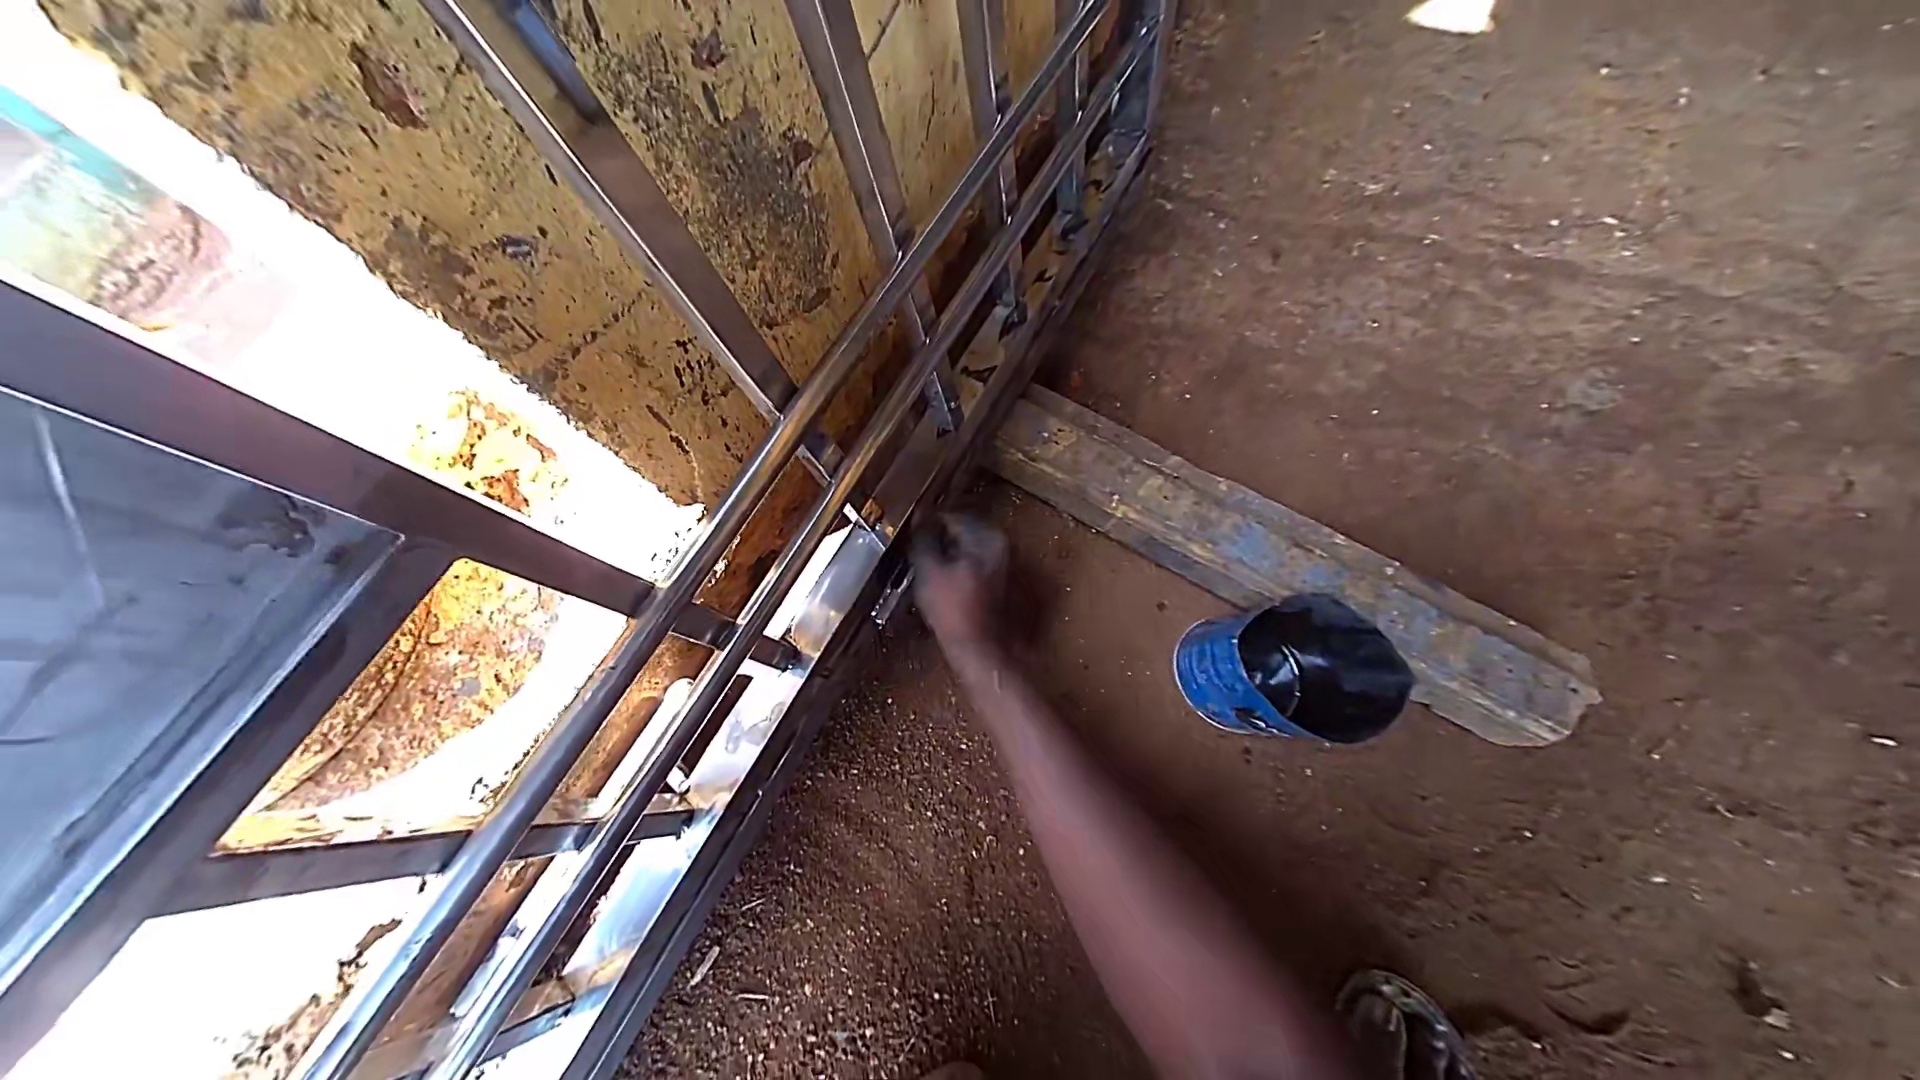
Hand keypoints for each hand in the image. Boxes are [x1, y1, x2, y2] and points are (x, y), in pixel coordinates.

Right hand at [911, 513, 1007, 648]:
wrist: (979, 649)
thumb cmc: (952, 609)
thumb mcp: (929, 569)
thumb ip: (923, 538)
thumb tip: (919, 517)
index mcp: (988, 536)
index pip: (951, 516)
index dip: (927, 525)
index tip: (910, 536)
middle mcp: (1001, 546)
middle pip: (961, 532)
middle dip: (939, 540)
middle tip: (917, 554)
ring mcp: (1004, 564)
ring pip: (966, 549)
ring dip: (947, 555)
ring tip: (927, 571)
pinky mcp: (1000, 582)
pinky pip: (973, 565)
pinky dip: (958, 569)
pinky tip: (943, 585)